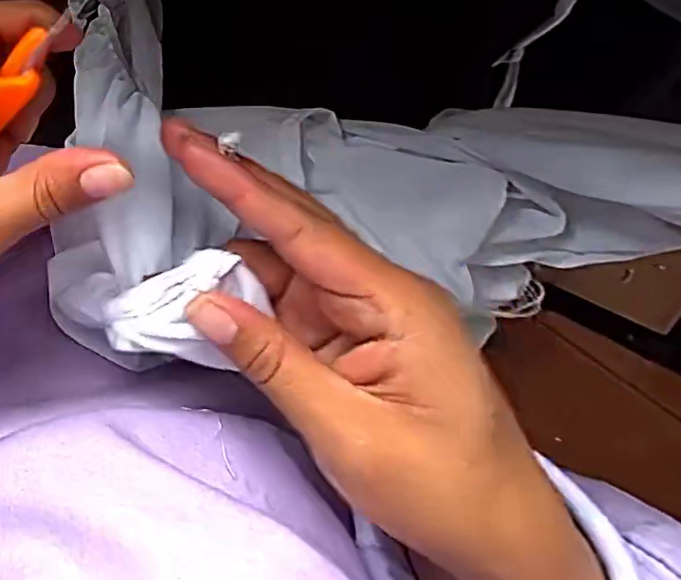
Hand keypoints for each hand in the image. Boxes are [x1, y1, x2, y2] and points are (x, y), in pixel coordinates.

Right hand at [162, 119, 601, 579]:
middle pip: (289, 221)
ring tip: (179, 261)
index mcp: (390, 298)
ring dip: (228, 258)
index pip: (299, 224)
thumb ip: (271, 361)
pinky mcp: (341, 329)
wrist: (502, 539)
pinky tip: (213, 293)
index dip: (238, 179)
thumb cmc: (446, 489)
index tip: (191, 143)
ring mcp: (355, 307)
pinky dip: (242, 292)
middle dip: (230, 179)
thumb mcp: (351, 434)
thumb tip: (201, 303)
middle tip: (178, 141)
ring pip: (278, 259)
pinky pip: (282, 295)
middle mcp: (371, 287)